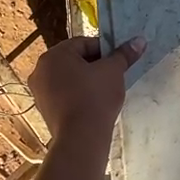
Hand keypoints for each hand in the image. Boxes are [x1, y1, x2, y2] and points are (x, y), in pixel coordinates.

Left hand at [28, 35, 146, 141]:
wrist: (81, 137)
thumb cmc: (95, 97)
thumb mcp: (113, 71)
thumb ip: (124, 54)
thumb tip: (139, 41)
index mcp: (54, 55)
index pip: (84, 43)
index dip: (104, 50)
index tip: (118, 62)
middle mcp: (40, 70)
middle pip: (74, 60)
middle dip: (94, 65)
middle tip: (113, 76)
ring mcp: (39, 91)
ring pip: (68, 78)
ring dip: (86, 81)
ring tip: (104, 91)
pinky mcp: (44, 110)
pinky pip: (63, 95)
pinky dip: (77, 95)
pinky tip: (93, 104)